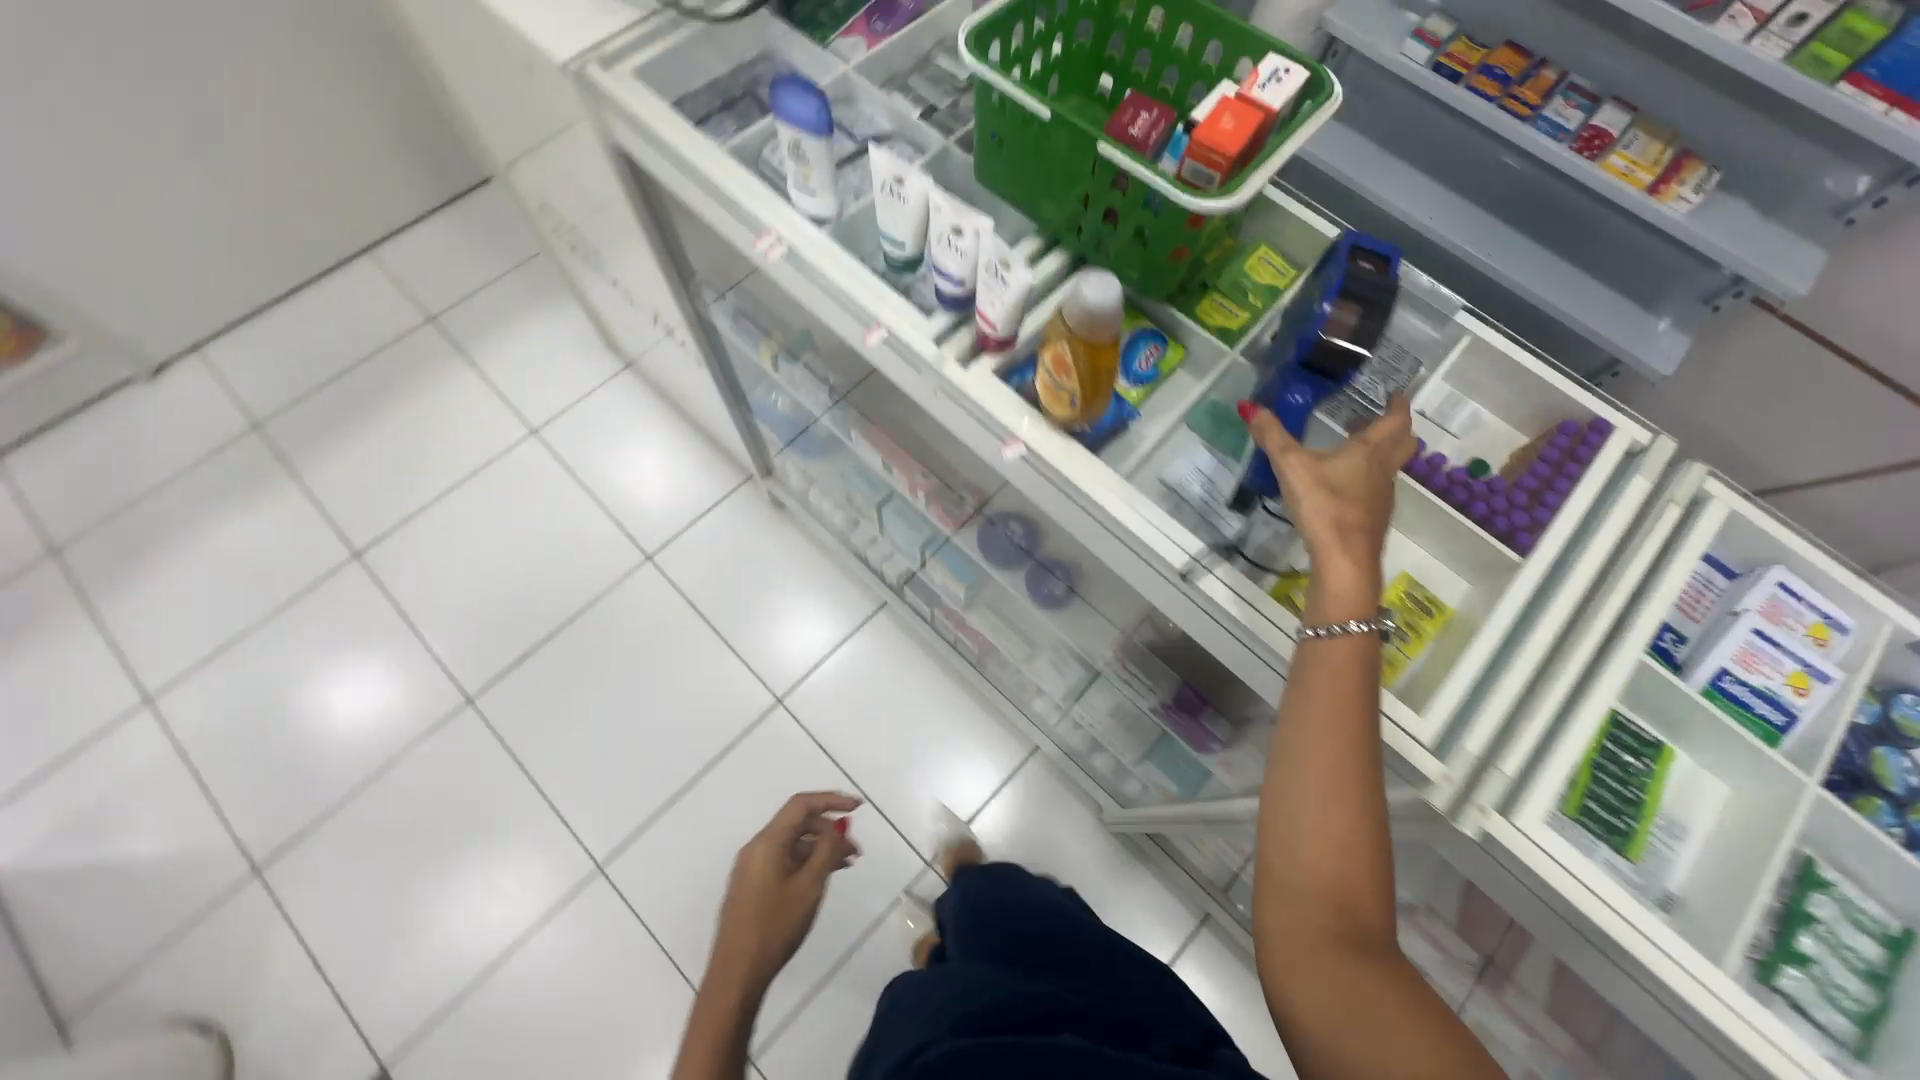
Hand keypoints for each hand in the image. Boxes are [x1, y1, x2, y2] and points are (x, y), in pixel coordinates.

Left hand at [709, 791, 861, 996]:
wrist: (736, 973)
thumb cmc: (775, 926)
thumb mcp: (809, 886)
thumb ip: (826, 850)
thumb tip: (838, 825)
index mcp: (767, 842)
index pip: (801, 805)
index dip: (831, 800)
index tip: (858, 808)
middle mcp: (756, 848)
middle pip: (797, 824)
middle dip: (829, 830)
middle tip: (856, 850)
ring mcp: (752, 868)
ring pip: (792, 844)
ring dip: (820, 849)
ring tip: (847, 865)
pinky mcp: (753, 886)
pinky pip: (784, 861)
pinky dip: (807, 862)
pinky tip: (824, 877)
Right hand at [1246, 394, 1416, 580]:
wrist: (1344, 560)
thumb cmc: (1324, 506)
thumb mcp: (1291, 467)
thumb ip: (1272, 436)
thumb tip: (1249, 406)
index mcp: (1370, 452)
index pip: (1396, 420)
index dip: (1398, 405)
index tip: (1396, 393)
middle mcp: (1383, 471)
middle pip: (1403, 444)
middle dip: (1394, 428)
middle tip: (1375, 419)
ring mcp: (1382, 498)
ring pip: (1389, 468)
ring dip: (1379, 455)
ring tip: (1353, 450)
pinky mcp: (1373, 520)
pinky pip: (1376, 491)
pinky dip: (1366, 481)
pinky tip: (1342, 488)